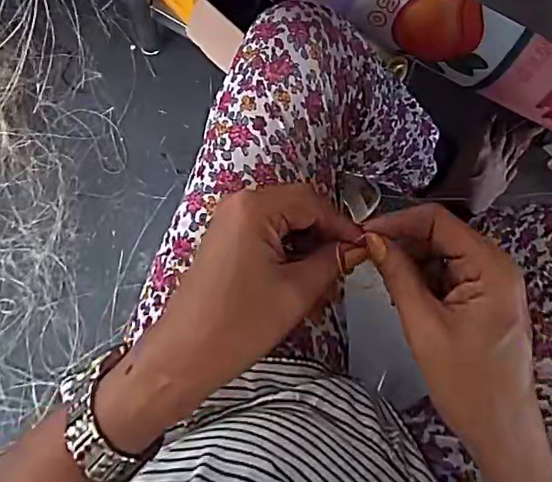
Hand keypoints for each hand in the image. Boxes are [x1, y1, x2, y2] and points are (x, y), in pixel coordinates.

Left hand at [93, 184, 365, 451]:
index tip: (364, 248)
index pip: (311, 200)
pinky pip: (265, 231)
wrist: (187, 350)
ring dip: (306, 246)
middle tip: (345, 269)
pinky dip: (286, 251)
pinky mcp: (225, 235)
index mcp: (254, 206)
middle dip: (323, 235)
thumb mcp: (295, 292)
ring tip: (323, 284)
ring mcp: (229, 217)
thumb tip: (354, 248)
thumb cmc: (239, 322)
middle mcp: (239, 202)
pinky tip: (299, 281)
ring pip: (283, 220)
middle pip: (296, 206)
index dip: (341, 224)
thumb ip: (330, 262)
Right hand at [364, 203, 551, 481]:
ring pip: (438, 251)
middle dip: (401, 241)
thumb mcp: (424, 326)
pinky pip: (445, 270)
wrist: (504, 439)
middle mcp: (497, 266)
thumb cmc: (470, 387)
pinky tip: (404, 295)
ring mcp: (492, 281)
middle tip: (367, 255)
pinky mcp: (485, 296)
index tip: (365, 232)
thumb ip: (397, 274)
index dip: (397, 220)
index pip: (437, 220)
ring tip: (385, 281)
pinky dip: (421, 277)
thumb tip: (372, 237)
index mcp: (491, 267)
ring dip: (409, 260)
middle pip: (438, 233)